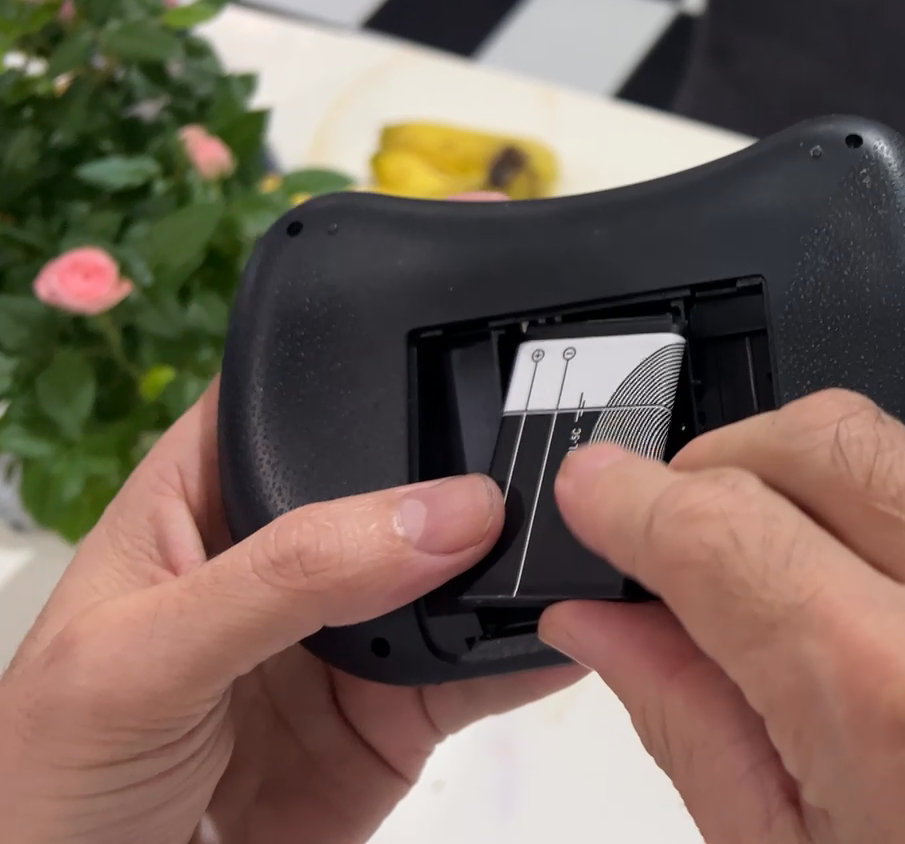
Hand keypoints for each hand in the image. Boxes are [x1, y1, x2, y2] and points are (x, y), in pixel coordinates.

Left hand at [0, 383, 582, 843]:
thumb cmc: (48, 794)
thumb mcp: (136, 663)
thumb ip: (292, 575)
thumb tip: (463, 509)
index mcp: (223, 494)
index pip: (318, 397)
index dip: (400, 364)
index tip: (505, 354)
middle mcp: (318, 543)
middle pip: (431, 475)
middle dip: (504, 464)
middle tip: (580, 458)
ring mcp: (379, 618)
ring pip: (482, 563)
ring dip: (539, 555)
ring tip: (605, 533)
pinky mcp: (424, 690)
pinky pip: (504, 651)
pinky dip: (550, 637)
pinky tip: (601, 613)